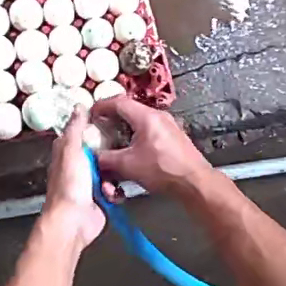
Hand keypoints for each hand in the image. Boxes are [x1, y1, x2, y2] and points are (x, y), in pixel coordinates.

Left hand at [39, 105, 105, 249]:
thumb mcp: (72, 149)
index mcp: (66, 152)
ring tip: (117, 174)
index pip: (81, 133)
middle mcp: (77, 166)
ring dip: (115, 173)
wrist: (74, 221)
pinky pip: (113, 187)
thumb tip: (79, 106)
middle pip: (99, 151)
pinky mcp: (100, 196)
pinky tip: (114, 191)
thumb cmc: (69, 185)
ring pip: (109, 169)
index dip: (94, 126)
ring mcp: (88, 182)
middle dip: (111, 151)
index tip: (111, 120)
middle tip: (124, 144)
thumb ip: (76, 128)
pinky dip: (115, 190)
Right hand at [90, 96, 215, 198]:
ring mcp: (168, 126)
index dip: (101, 106)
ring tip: (113, 138)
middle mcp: (158, 117)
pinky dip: (137, 135)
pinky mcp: (173, 138)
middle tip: (100, 125)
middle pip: (130, 109)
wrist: (194, 183)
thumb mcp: (127, 165)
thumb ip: (106, 159)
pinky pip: (150, 130)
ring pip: (140, 120)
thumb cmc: (163, 170)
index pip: (119, 102)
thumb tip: (93, 158)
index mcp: (146, 117)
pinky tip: (132, 149)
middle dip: (112, 117)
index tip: (91, 113)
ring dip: (125, 127)